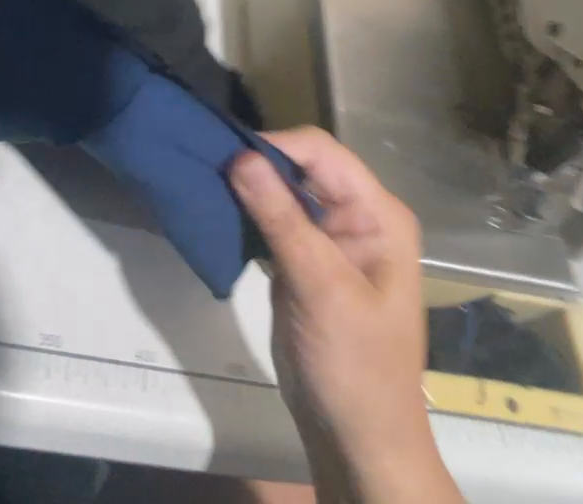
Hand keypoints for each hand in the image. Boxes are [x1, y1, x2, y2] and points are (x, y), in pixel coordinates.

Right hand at [230, 128, 460, 503]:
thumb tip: (241, 155)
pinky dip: (247, 213)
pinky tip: (217, 212)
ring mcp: (329, 238)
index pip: (321, 152)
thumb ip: (281, 218)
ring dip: (248, 186)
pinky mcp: (303, 260)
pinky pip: (273, 219)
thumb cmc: (353, 364)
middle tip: (206, 166)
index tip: (224, 156)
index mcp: (378, 214)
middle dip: (258, 162)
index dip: (274, 146)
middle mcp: (357, 216)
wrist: (355, 436)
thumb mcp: (319, 287)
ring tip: (204, 183)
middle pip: (302, 166)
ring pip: (283, 190)